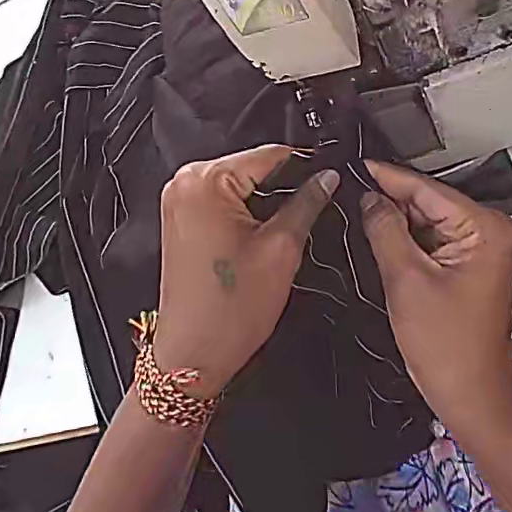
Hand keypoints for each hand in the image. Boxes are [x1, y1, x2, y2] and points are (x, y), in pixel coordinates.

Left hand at [155, 146, 336, 396]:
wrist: (192, 357)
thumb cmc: (228, 313)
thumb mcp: (282, 249)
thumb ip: (307, 203)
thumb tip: (326, 177)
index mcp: (205, 182)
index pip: (271, 154)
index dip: (308, 166)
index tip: (331, 179)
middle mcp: (185, 184)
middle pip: (255, 166)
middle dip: (287, 186)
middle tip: (314, 210)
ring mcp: (180, 202)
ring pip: (243, 183)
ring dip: (269, 200)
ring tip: (288, 229)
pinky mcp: (183, 219)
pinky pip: (226, 199)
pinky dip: (250, 211)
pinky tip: (265, 235)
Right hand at [359, 160, 511, 424]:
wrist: (469, 393)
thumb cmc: (451, 349)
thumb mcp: (406, 280)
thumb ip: (385, 230)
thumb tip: (372, 198)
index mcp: (486, 229)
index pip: (429, 189)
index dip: (388, 178)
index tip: (362, 166)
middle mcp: (492, 233)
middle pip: (430, 202)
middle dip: (392, 203)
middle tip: (354, 197)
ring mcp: (484, 249)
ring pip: (430, 221)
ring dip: (399, 224)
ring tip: (365, 223)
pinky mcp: (473, 264)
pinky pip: (435, 240)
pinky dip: (410, 242)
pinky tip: (386, 244)